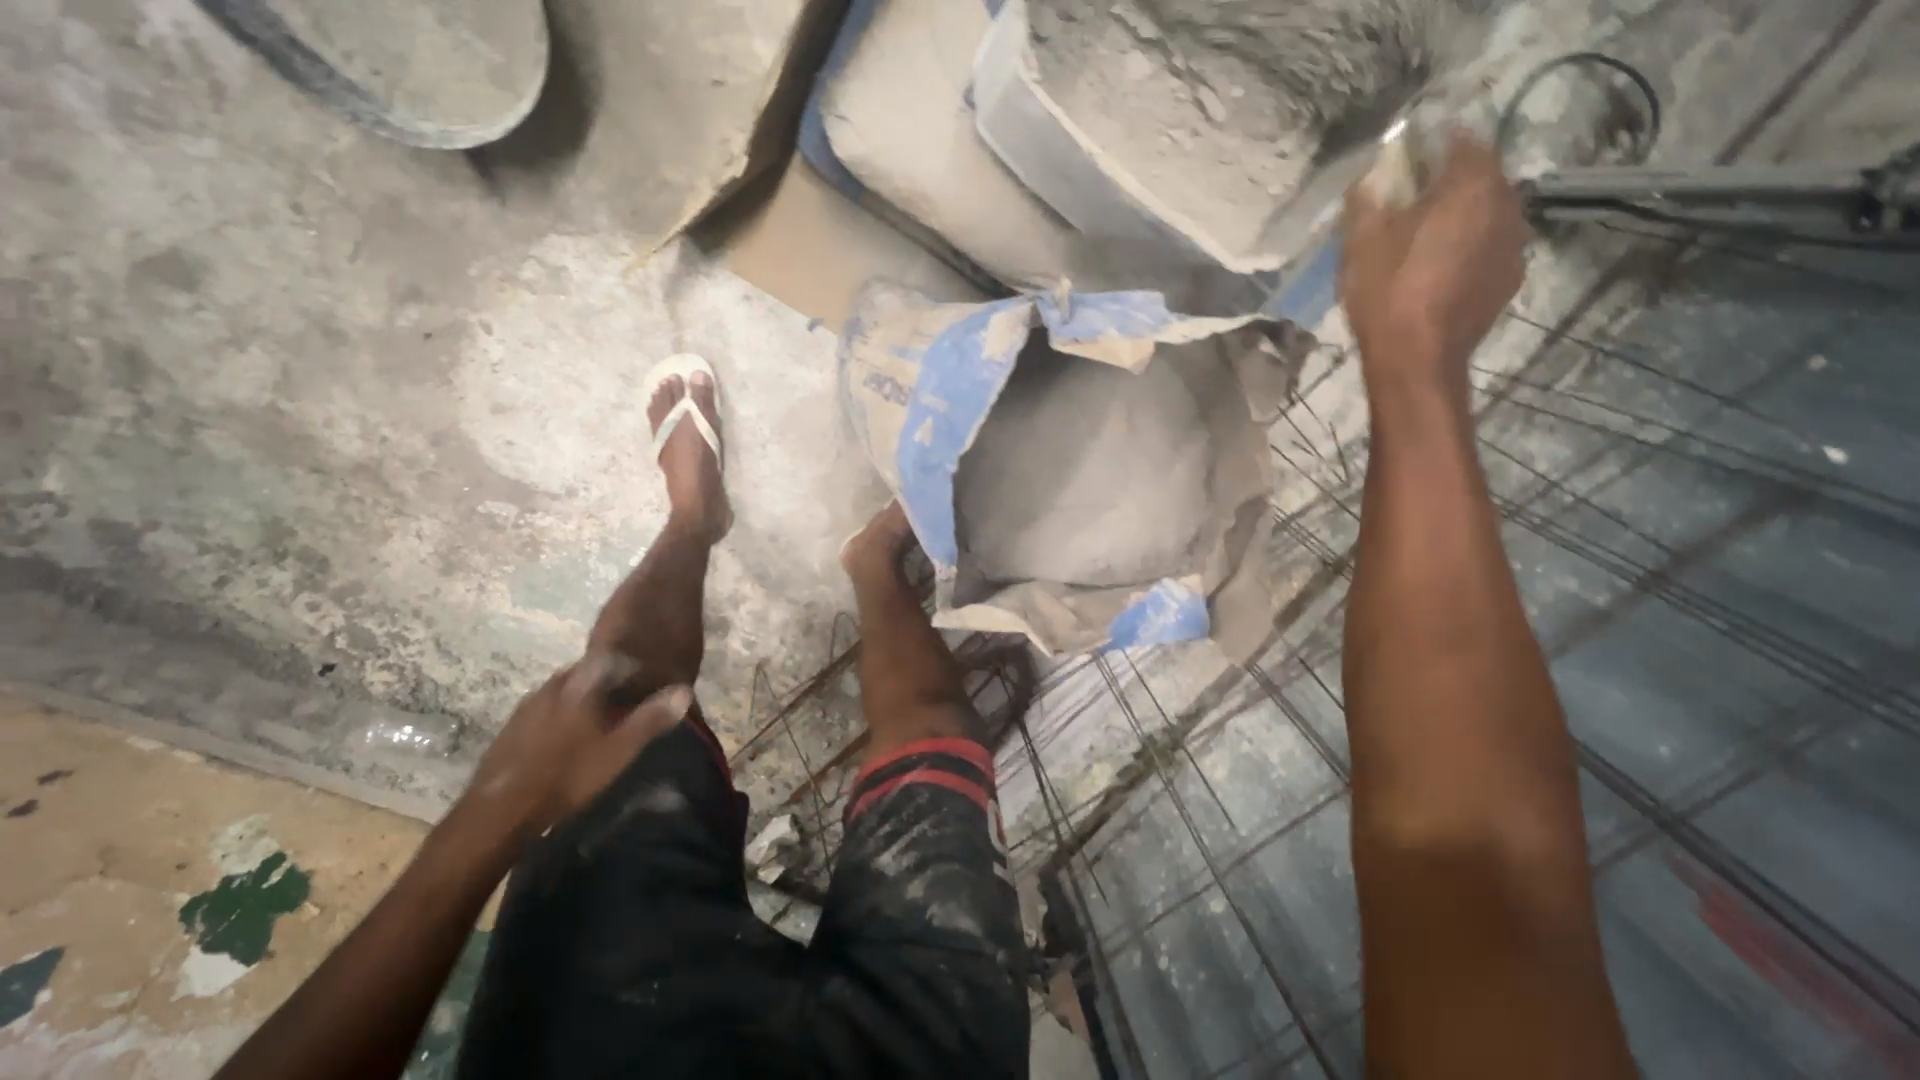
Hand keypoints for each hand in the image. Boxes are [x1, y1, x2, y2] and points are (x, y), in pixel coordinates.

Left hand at [460, 653, 691, 839]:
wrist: (502, 809)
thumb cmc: (569, 775)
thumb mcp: (619, 751)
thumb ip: (651, 719)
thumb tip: (684, 690)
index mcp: (579, 686)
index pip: (607, 658)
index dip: (628, 664)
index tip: (643, 677)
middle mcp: (550, 687)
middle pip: (583, 673)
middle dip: (604, 680)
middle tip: (624, 699)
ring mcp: (526, 707)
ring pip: (561, 691)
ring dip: (580, 698)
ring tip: (597, 719)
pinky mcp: (511, 728)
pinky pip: (543, 710)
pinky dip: (558, 716)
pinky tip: (564, 738)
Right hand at [1341, 131, 1528, 397]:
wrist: (1417, 360)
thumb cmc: (1387, 293)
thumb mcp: (1361, 240)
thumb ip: (1368, 197)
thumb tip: (1372, 176)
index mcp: (1471, 185)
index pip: (1463, 140)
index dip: (1435, 142)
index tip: (1409, 153)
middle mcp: (1506, 205)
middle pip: (1482, 175)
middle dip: (1452, 178)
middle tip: (1415, 194)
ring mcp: (1514, 244)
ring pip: (1491, 211)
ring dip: (1465, 212)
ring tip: (1429, 230)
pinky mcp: (1509, 278)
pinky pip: (1492, 244)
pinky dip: (1472, 243)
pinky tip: (1443, 263)